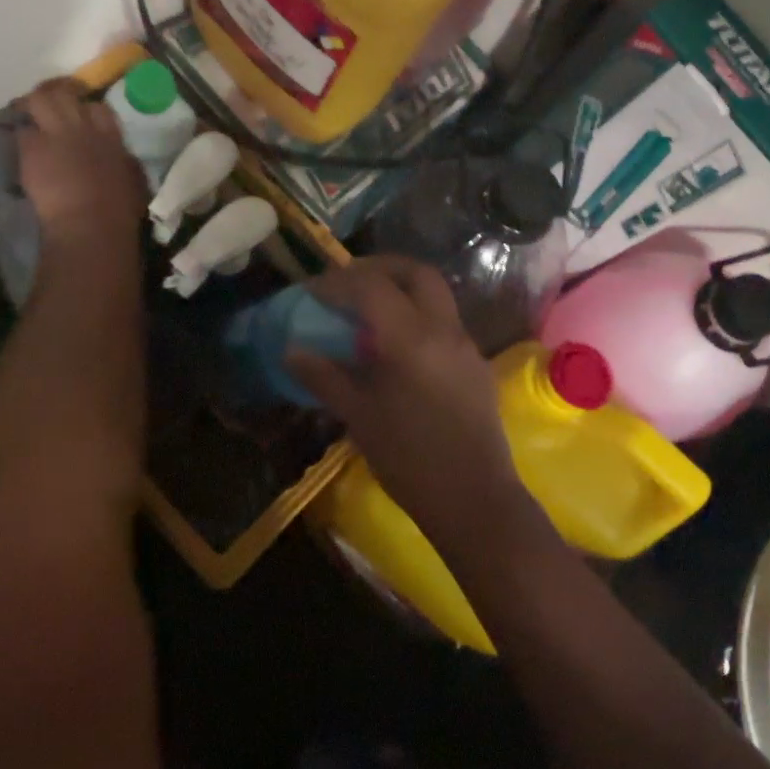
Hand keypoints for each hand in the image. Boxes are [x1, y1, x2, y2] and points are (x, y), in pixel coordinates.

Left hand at [15, 79, 144, 246]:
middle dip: (58, 91)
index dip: (88, 108)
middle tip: (54, 98)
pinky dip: (24, 137)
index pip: (97, 108)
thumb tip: (120, 156)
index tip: (85, 114)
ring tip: (32, 112)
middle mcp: (82, 128)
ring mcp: (54, 135)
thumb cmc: (118, 212)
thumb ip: (124, 161)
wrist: (88, 226)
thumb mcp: (134, 182)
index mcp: (110, 137)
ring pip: (39, 100)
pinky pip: (22, 131)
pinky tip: (26, 147)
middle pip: (64, 93)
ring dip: (34, 104)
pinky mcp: (31, 150)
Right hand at [287, 257, 530, 541]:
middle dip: (379, 269)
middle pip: (415, 273)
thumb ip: (325, 377)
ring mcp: (467, 347)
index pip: (371, 286)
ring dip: (401, 292)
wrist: (474, 499)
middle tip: (347, 284)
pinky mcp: (477, 367)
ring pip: (436, 297)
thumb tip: (292, 350)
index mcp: (411, 339)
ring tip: (367, 316)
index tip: (312, 292)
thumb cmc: (409, 460)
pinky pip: (445, 324)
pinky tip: (397, 351)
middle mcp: (444, 330)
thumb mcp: (359, 417)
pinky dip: (418, 319)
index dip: (337, 282)